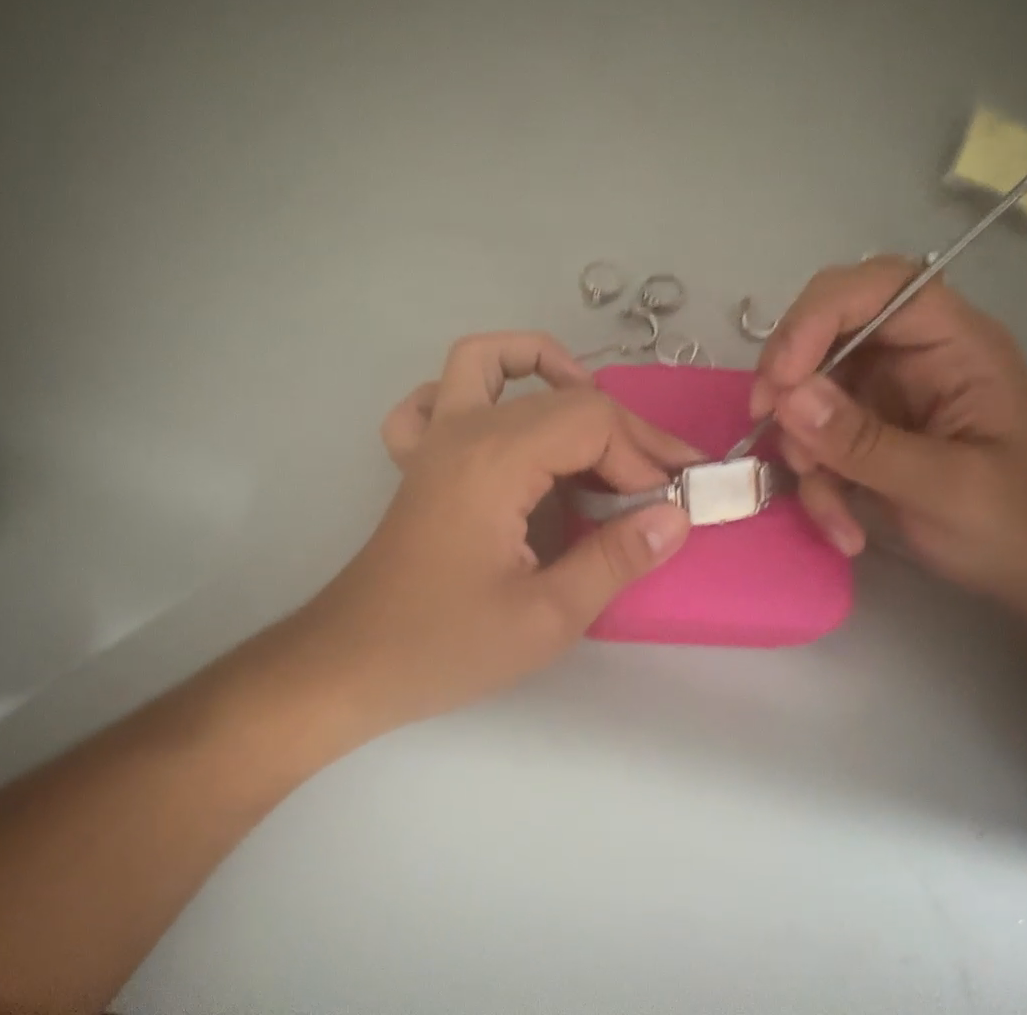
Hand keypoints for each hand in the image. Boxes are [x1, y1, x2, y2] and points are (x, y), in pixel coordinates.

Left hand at [301, 332, 699, 734]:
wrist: (350, 664)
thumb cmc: (444, 646)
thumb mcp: (546, 616)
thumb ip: (616, 559)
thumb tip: (676, 517)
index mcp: (496, 460)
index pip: (593, 420)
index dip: (645, 455)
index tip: (676, 503)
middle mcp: (463, 431)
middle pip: (561, 396)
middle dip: (622, 433)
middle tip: (659, 484)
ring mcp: (434, 441)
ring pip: (488, 363)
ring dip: (547, 374)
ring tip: (594, 427)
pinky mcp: (420, 462)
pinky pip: (440, 397)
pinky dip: (479, 391)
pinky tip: (506, 426)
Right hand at [751, 257, 1026, 610]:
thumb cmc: (1017, 525)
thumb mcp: (944, 486)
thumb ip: (863, 442)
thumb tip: (787, 397)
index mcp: (956, 344)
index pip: (881, 287)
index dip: (821, 314)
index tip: (782, 378)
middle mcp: (915, 356)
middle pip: (828, 327)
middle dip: (790, 377)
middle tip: (767, 425)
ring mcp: (886, 393)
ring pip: (809, 390)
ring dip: (804, 450)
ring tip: (832, 508)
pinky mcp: (864, 432)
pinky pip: (814, 439)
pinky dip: (817, 483)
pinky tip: (845, 526)